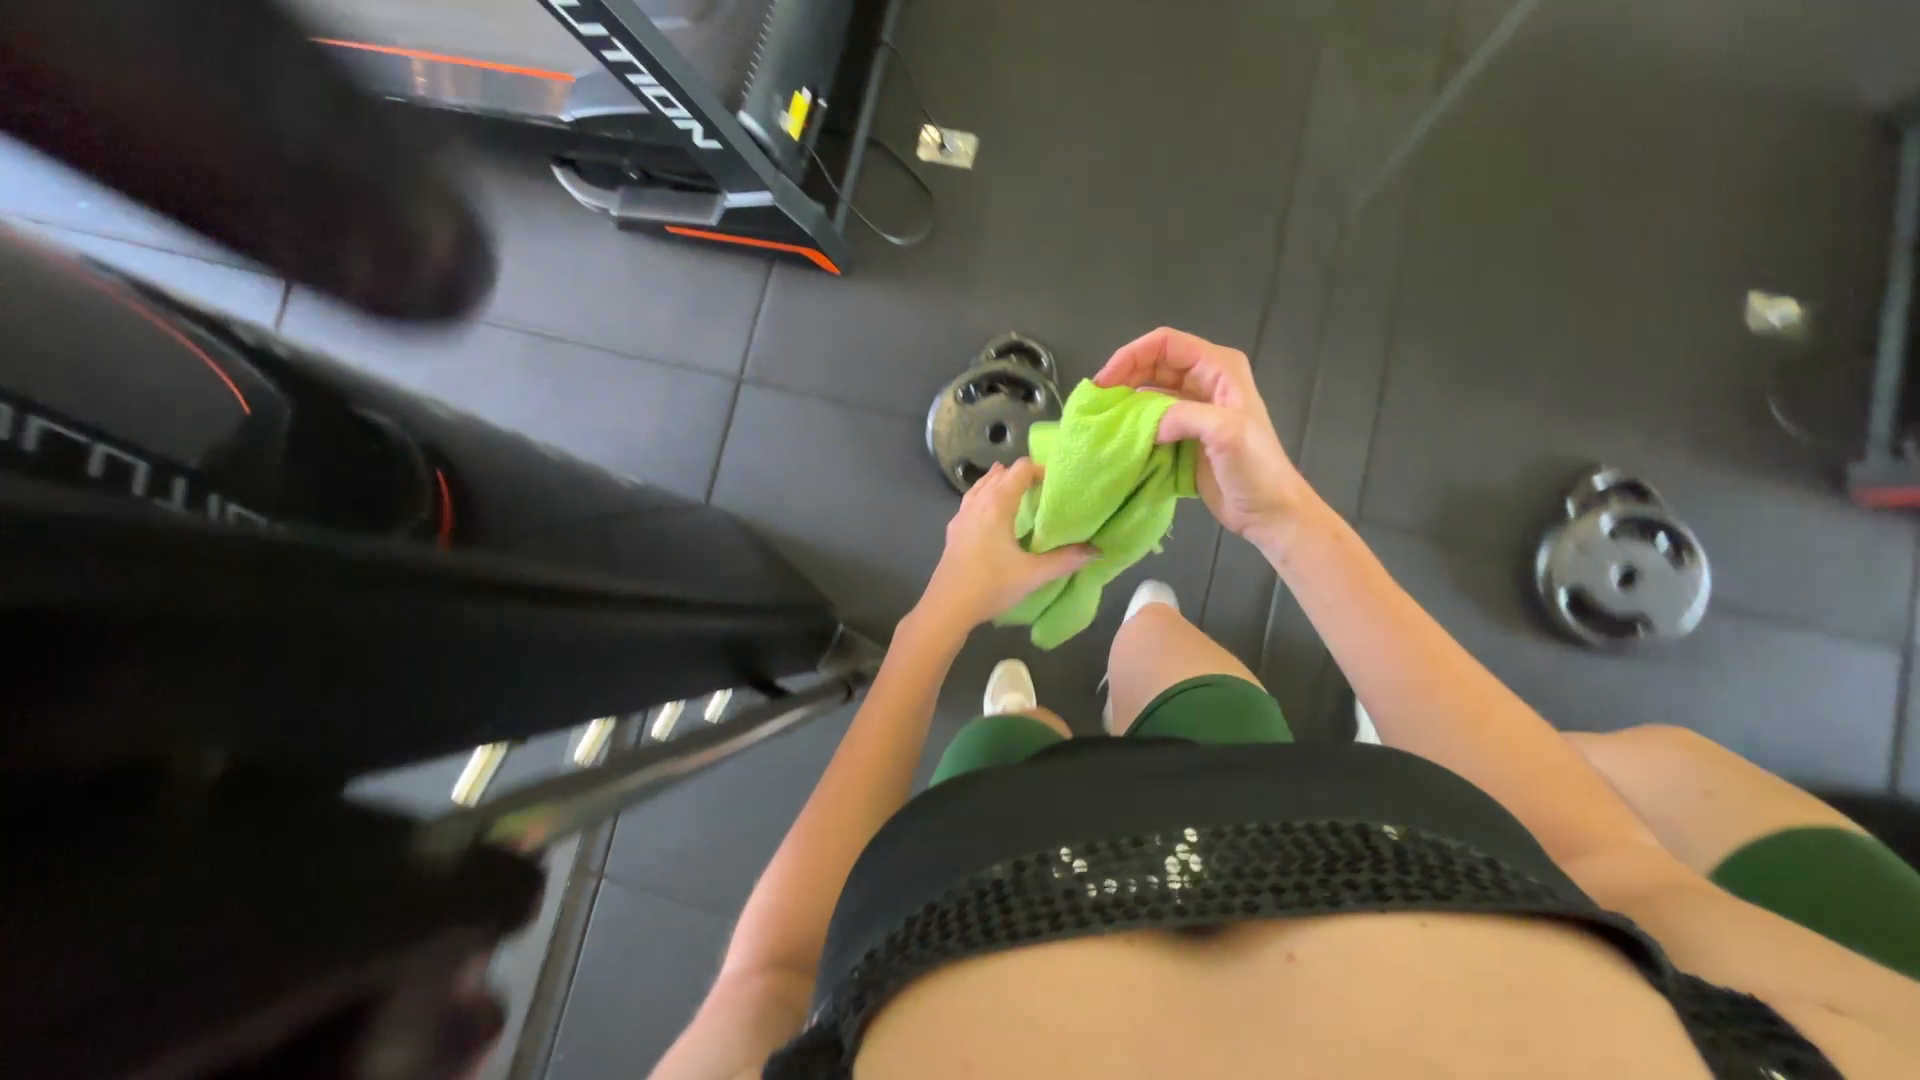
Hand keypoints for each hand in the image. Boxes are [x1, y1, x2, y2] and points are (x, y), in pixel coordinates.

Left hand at [918, 459, 1096, 631]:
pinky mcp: (953, 531)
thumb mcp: (1033, 574)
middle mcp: (977, 503)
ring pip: (981, 487)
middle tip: (1042, 489)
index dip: (1040, 470)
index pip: (1019, 470)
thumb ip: (1065, 560)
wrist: (947, 607)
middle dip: (1021, 476)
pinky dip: (984, 498)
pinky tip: (991, 516)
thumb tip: (1096, 551)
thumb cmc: (991, 585)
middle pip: (999, 475)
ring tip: (1018, 493)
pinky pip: (971, 502)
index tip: (1056, 484)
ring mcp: (961, 516)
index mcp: (997, 504)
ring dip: (999, 484)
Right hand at [1094, 326, 1315, 547]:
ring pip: (1149, 391)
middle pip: (1153, 364)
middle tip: (1098, 403)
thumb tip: (1148, 425)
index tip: (1105, 383)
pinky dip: (1133, 426)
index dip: (1131, 356)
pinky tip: (1118, 439)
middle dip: (1123, 377)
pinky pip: (1151, 420)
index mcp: (1219, 368)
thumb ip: (1185, 416)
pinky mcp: (1185, 434)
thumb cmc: (1256, 469)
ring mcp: (1195, 408)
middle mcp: (1205, 381)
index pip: (1166, 344)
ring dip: (1125, 402)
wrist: (1268, 512)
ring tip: (1103, 421)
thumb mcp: (1226, 434)